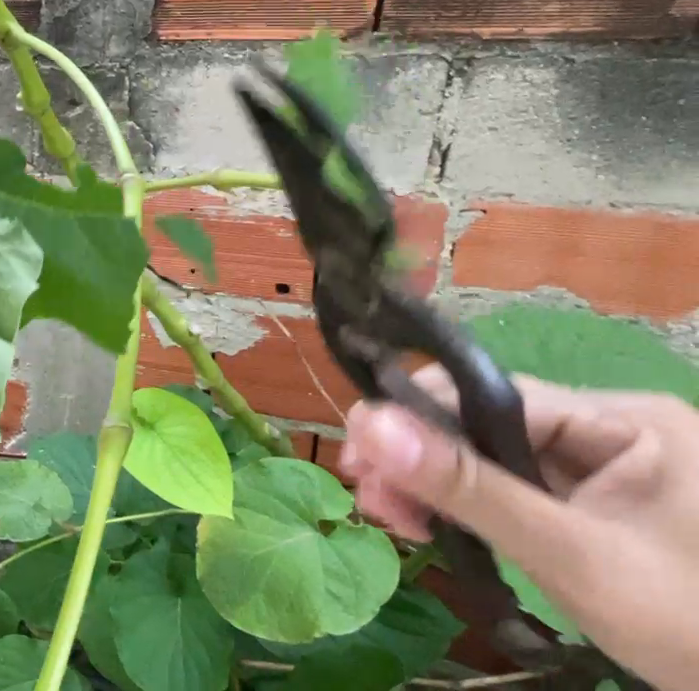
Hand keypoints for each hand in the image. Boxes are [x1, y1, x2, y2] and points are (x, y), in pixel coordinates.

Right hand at [341, 370, 698, 689]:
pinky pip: (507, 484)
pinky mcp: (591, 499)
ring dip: (431, 484)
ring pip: (484, 454)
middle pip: (478, 422)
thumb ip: (472, 490)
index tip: (357, 463)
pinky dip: (463, 503)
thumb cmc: (696, 625)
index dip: (411, 420)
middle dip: (415, 459)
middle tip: (374, 502)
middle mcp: (612, 426)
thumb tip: (367, 423)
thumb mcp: (575, 558)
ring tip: (397, 521)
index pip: (485, 395)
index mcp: (625, 419)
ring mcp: (603, 464)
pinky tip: (433, 525)